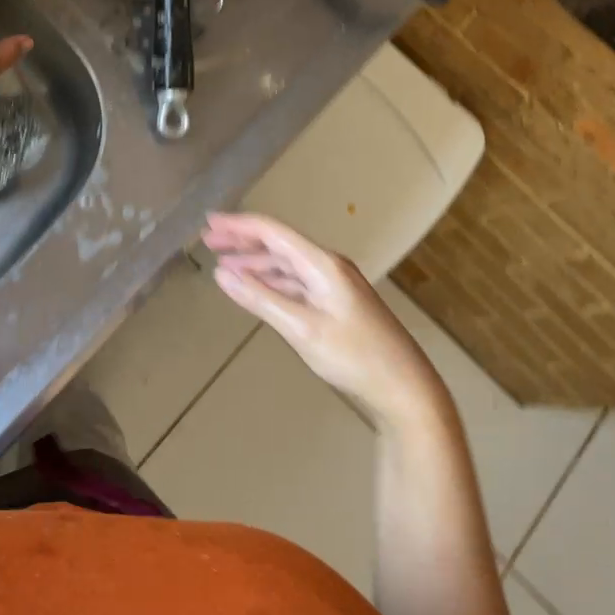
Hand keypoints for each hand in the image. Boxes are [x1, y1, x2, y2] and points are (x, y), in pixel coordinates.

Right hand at [203, 213, 449, 427]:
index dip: (238, 225)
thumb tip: (220, 273)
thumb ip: (260, 299)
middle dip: (243, 241)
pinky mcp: (337, 303)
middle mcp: (329, 267)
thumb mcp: (301, 329)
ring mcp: (335, 285)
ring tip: (224, 265)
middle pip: (279, 244)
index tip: (208, 223)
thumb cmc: (355, 357)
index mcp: (323, 264)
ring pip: (287, 264)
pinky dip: (272, 282)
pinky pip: (296, 282)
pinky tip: (256, 289)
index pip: (272, 232)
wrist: (406, 391)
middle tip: (208, 241)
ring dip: (255, 262)